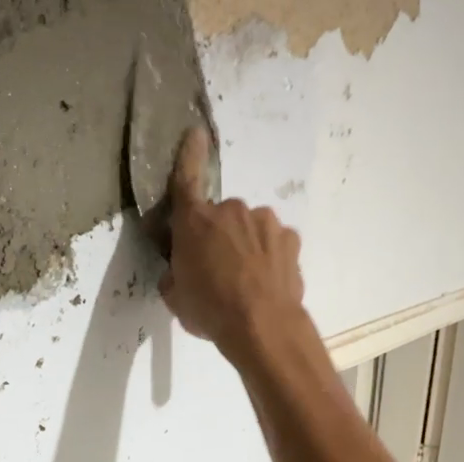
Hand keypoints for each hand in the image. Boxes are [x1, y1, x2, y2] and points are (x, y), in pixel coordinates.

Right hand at [160, 127, 305, 349]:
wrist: (261, 326)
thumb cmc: (209, 310)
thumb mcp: (175, 298)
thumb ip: (174, 275)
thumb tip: (179, 270)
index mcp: (195, 223)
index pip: (186, 181)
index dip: (188, 156)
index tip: (195, 133)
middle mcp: (231, 211)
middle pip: (220, 218)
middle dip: (217, 237)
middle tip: (215, 272)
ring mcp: (264, 221)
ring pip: (249, 229)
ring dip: (244, 247)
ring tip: (243, 284)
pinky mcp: (289, 238)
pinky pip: (272, 244)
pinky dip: (268, 258)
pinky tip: (264, 284)